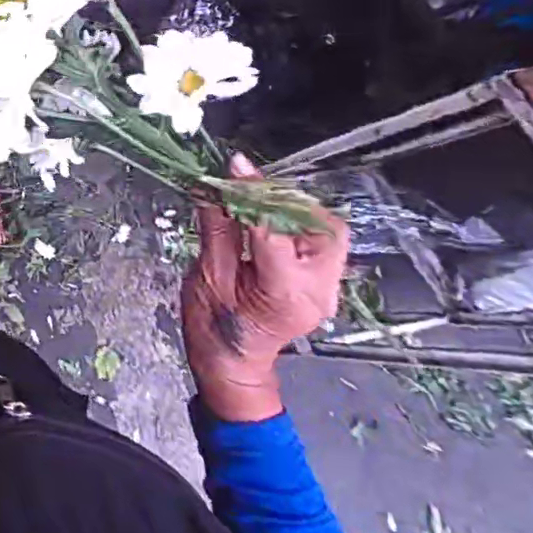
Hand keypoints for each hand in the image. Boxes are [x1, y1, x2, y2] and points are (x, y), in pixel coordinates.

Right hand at [180, 155, 348, 421]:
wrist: (231, 365)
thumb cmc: (214, 330)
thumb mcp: (207, 275)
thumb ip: (218, 226)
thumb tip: (217, 185)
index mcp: (285, 293)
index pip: (272, 230)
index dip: (251, 194)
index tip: (234, 168)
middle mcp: (317, 290)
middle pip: (318, 226)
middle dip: (283, 198)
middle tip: (248, 185)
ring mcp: (326, 287)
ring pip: (324, 229)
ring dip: (290, 207)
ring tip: (256, 199)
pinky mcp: (322, 279)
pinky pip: (318, 238)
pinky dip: (294, 220)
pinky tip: (267, 215)